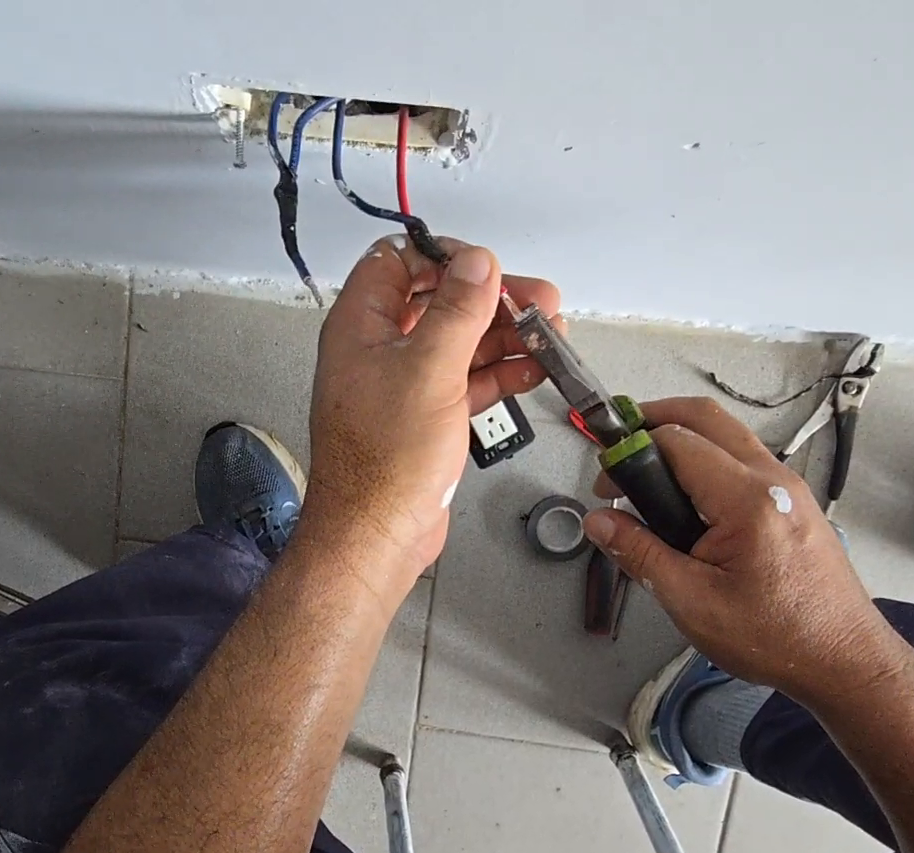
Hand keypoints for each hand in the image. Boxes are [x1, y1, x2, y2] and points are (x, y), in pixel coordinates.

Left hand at [297, 235, 561, 581]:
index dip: (444, 256)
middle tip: (540, 303)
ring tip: (551, 335)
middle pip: (439, 302)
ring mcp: (404, 385)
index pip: (397, 261)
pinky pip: (466, 381)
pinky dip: (499, 373)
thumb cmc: (385, 460)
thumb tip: (477, 264)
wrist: (376, 534)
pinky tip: (534, 370)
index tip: (488, 267)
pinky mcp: (426, 417)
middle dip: (491, 300)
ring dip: (505, 336)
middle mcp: (379, 350)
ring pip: (459, 343)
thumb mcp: (429, 371)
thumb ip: (456, 312)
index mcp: (362, 326)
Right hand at [583, 398, 913, 705]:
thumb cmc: (771, 635)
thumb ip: (640, 552)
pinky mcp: (793, 502)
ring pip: (726, 436)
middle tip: (617, 450)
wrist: (845, 660)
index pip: (677, 442)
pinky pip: (742, 460)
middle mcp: (773, 478)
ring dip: (681, 440)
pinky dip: (704, 461)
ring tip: (643, 478)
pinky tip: (683, 500)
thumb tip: (597, 520)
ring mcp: (788, 486)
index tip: (604, 485)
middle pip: (707, 418)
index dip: (630, 452)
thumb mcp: (690, 601)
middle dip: (654, 419)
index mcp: (747, 499)